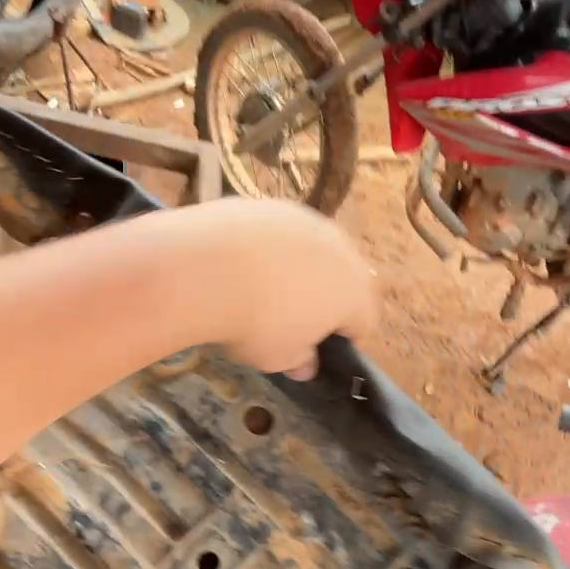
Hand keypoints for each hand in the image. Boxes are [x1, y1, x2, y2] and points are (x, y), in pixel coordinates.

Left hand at [151, 199, 378, 377]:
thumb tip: (306, 365)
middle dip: (321, 297)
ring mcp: (307, 220)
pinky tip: (236, 262)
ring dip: (294, 268)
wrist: (207, 268)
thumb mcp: (278, 357)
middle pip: (341, 278)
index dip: (341, 339)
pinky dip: (265, 246)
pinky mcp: (273, 204)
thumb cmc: (254, 323)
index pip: (362, 321)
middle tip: (285, 318)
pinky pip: (278, 232)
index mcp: (354, 292)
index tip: (313, 348)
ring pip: (311, 250)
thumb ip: (299, 360)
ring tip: (256, 287)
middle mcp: (341, 250)